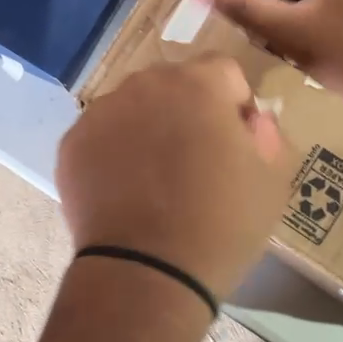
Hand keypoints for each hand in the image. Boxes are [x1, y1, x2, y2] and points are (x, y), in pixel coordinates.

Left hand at [56, 59, 293, 300]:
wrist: (147, 270)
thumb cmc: (220, 225)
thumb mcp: (271, 181)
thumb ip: (266, 136)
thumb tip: (250, 120)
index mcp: (198, 84)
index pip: (223, 71)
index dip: (233, 105)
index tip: (234, 143)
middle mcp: (144, 85)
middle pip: (172, 85)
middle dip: (185, 112)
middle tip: (192, 162)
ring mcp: (101, 112)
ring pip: (131, 108)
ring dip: (145, 129)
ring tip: (153, 181)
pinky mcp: (71, 143)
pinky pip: (99, 137)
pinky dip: (110, 154)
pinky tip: (122, 193)